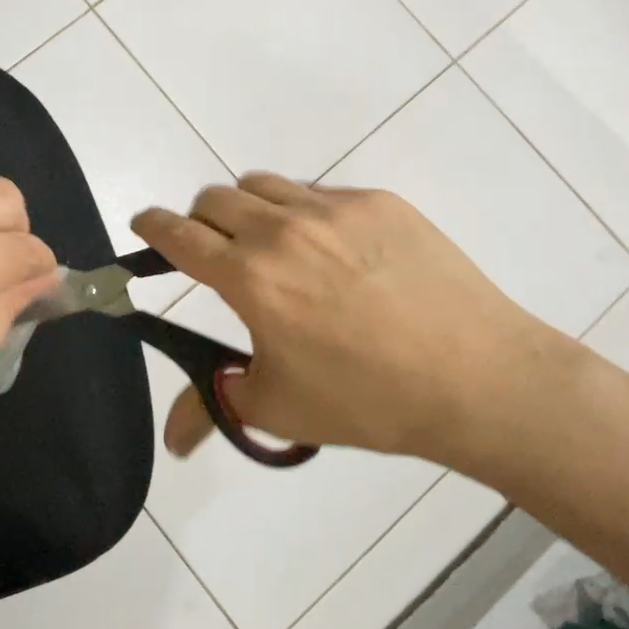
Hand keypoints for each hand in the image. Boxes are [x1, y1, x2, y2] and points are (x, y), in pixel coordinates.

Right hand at [133, 173, 575, 463]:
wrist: (485, 382)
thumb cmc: (369, 401)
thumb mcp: (278, 410)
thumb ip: (211, 408)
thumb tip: (174, 443)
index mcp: (248, 277)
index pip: (176, 234)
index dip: (150, 227)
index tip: (143, 227)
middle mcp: (281, 230)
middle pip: (213, 199)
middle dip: (200, 221)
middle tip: (216, 254)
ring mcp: (334, 210)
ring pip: (262, 185)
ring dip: (248, 209)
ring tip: (273, 248)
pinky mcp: (380, 203)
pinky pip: (318, 193)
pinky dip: (304, 215)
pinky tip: (336, 257)